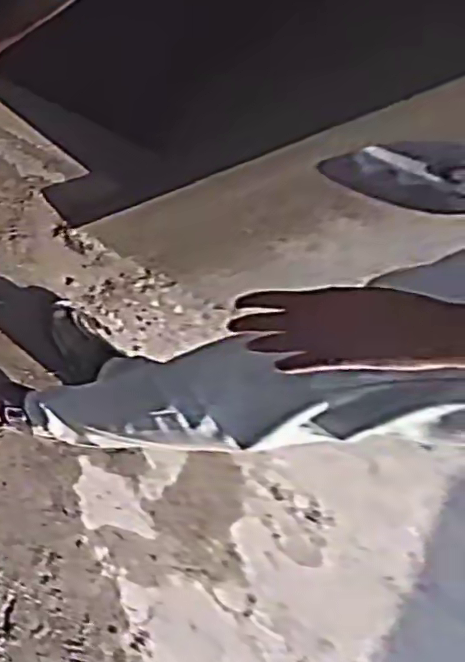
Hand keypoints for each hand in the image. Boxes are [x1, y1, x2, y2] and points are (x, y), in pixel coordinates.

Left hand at [227, 287, 464, 372]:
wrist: (429, 330)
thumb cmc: (398, 307)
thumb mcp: (351, 295)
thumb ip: (324, 301)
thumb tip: (313, 304)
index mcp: (308, 300)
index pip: (265, 300)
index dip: (249, 302)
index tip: (238, 304)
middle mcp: (304, 320)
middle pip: (262, 322)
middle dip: (245, 324)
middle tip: (231, 326)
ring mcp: (317, 341)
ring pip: (275, 343)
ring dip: (260, 343)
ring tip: (247, 345)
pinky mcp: (334, 360)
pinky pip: (303, 363)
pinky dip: (290, 364)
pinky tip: (280, 366)